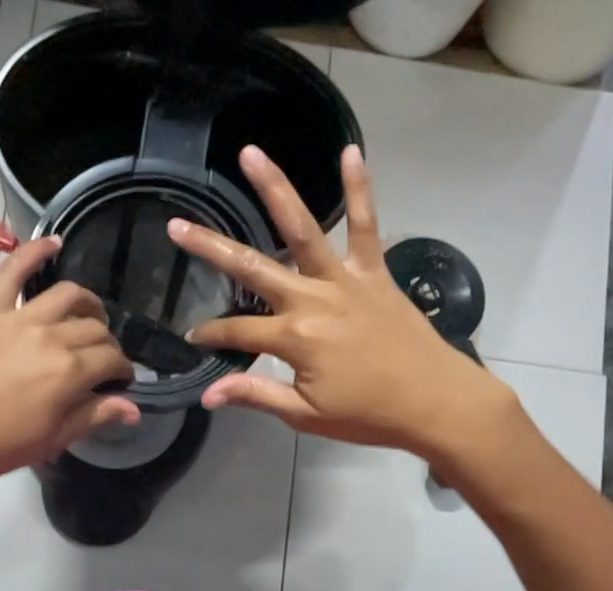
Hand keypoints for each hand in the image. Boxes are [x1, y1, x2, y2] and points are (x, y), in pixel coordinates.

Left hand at [0, 236, 140, 488]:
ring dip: (87, 304)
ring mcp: (16, 318)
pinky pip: (13, 270)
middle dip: (106, 344)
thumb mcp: (49, 441)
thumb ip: (93, 417)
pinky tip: (53, 243)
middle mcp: (49, 336)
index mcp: (68, 373)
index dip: (122, 371)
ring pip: (67, 294)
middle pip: (94, 328)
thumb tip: (134, 408)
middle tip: (100, 361)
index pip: (111, 359)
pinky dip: (34, 251)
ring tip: (89, 317)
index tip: (118, 382)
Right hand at [167, 145, 517, 459]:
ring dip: (275, 190)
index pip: (236, 332)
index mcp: (294, 338)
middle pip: (252, 268)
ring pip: (302, 230)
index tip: (192, 338)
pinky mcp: (374, 272)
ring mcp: (345, 280)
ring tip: (251, 155)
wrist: (434, 402)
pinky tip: (350, 153)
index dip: (210, 335)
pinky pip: (366, 225)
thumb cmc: (367, 415)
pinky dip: (360, 189)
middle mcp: (312, 299)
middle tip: (178, 226)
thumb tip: (208, 394)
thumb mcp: (305, 414)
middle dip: (210, 248)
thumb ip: (255, 395)